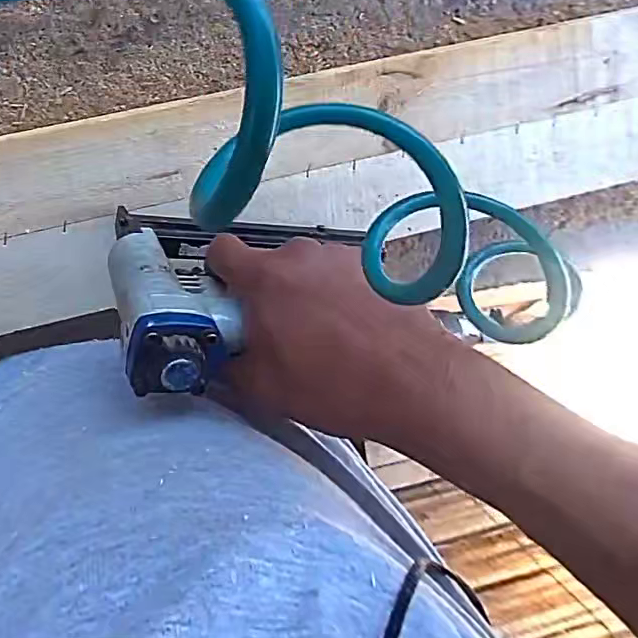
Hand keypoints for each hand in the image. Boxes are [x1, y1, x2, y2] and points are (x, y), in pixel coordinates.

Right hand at [209, 235, 473, 442]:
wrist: (419, 384)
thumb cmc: (346, 383)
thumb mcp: (266, 387)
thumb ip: (230, 366)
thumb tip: (223, 360)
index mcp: (265, 277)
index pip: (220, 250)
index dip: (217, 272)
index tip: (226, 295)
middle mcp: (299, 256)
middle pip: (265, 261)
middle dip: (265, 292)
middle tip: (276, 330)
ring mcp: (337, 257)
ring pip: (303, 268)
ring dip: (303, 292)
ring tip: (321, 336)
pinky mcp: (368, 265)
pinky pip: (337, 273)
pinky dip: (337, 294)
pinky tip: (351, 331)